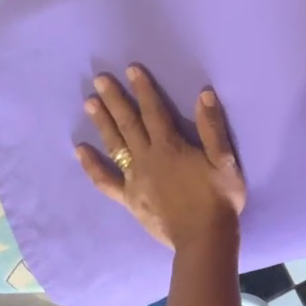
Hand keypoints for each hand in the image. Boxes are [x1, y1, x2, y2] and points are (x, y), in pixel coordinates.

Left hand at [74, 64, 246, 251]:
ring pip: (115, 145)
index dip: (144, 89)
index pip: (154, 111)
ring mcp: (134, 179)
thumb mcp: (225, 160)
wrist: (204, 236)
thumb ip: (213, 127)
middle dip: (115, 99)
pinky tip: (80, 151)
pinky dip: (91, 165)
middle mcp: (147, 158)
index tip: (132, 70)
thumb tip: (204, 94)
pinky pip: (105, 180)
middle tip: (100, 79)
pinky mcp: (129, 198)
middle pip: (129, 124)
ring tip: (90, 103)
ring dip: (102, 123)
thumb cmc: (219, 196)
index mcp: (171, 147)